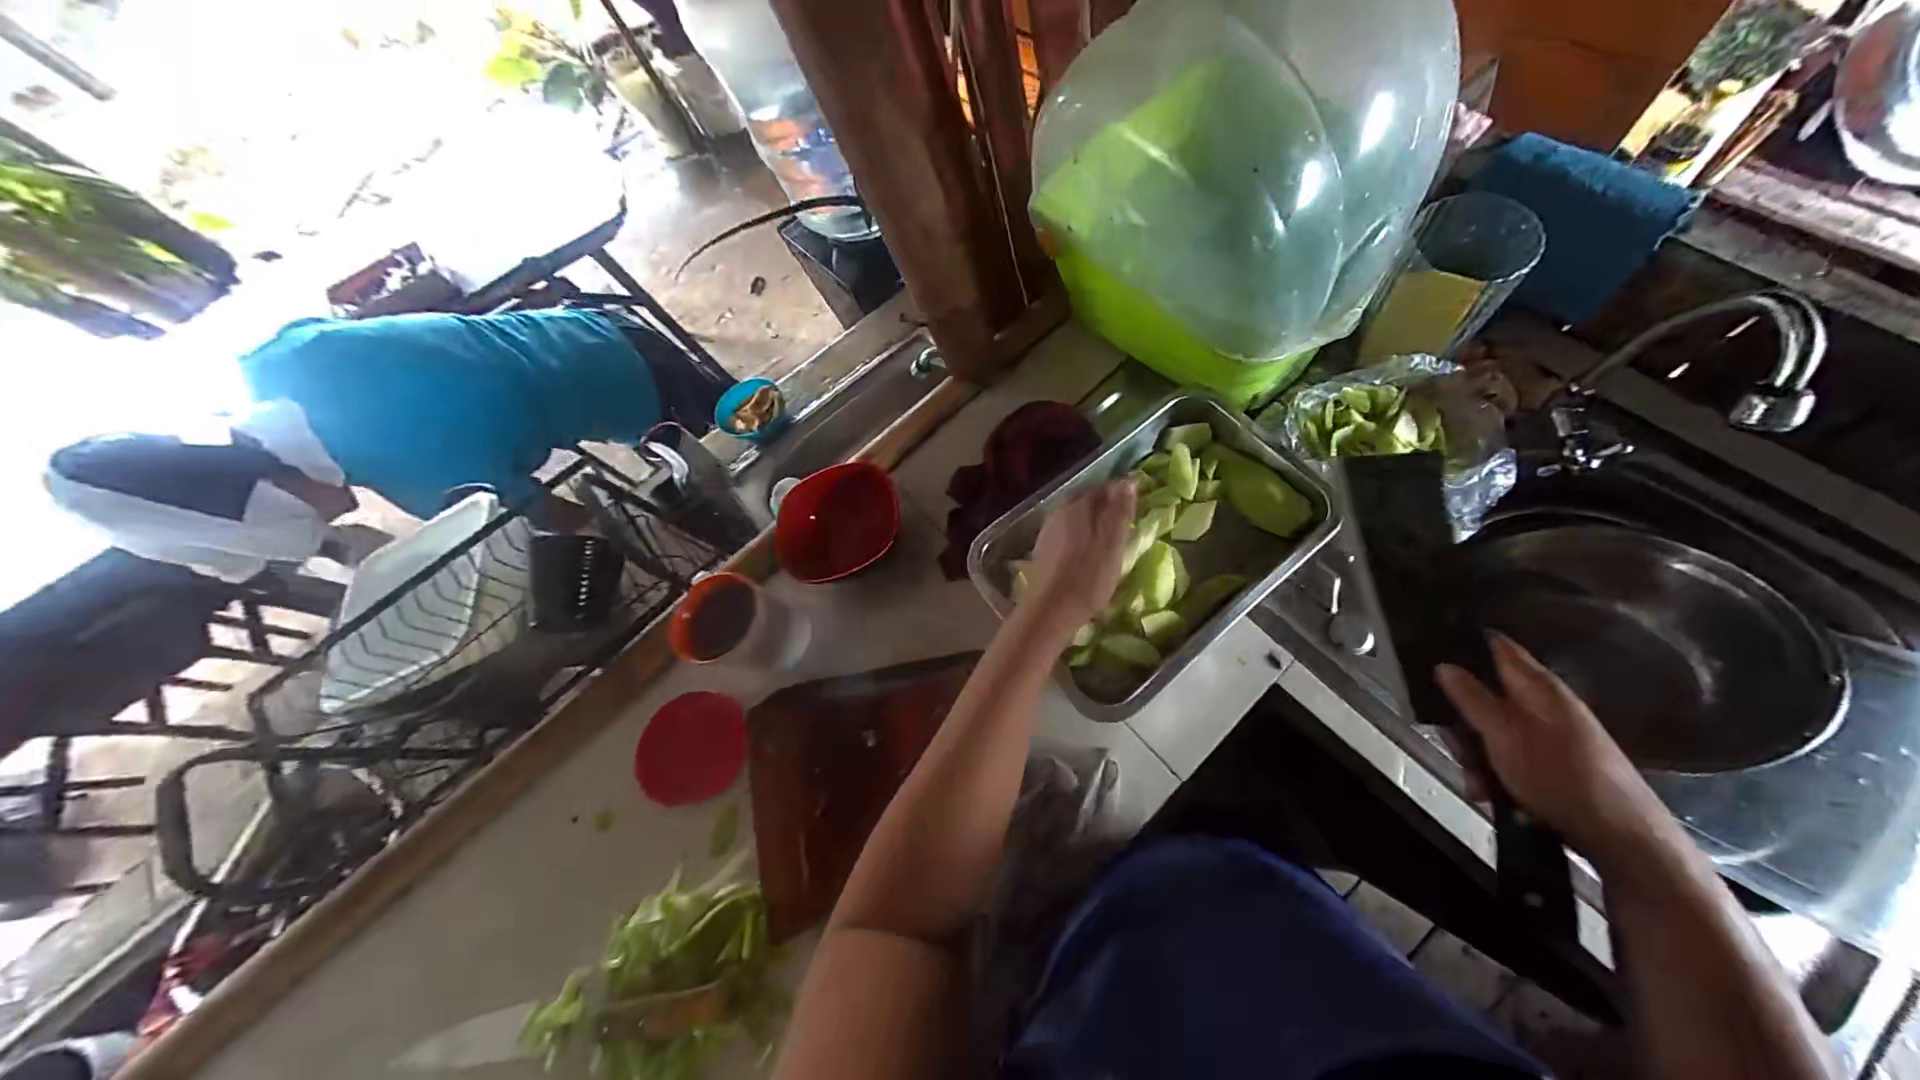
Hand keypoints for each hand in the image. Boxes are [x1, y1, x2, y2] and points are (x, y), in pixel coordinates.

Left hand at [1025, 481, 1135, 633]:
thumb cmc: (1088, 577)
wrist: (1050, 610)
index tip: (1137, 508)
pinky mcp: (1042, 549)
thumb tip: (1127, 481)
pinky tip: (1088, 553)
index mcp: (1077, 504)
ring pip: (1075, 517)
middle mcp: (1058, 511)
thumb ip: (1119, 511)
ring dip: (1093, 523)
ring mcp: (1047, 530)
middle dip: (1106, 508)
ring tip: (1110, 540)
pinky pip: (1066, 533)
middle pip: (1086, 501)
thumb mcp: (1113, 543)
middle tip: (1125, 525)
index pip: (1103, 487)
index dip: (1122, 494)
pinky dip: (1081, 537)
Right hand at [1436, 633, 1673, 864]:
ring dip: (1476, 756)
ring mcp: (1552, 736)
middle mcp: (1546, 705)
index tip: (1435, 645)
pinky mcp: (1556, 764)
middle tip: (1454, 744)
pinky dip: (1495, 773)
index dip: (1468, 642)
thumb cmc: (1558, 775)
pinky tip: (1490, 794)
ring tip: (1476, 783)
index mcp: (1538, 688)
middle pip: (1486, 697)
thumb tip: (1444, 664)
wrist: (1622, 837)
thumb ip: (1471, 698)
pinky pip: (1510, 757)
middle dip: (1461, 721)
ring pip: (1493, 731)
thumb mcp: (1503, 734)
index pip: (1499, 647)